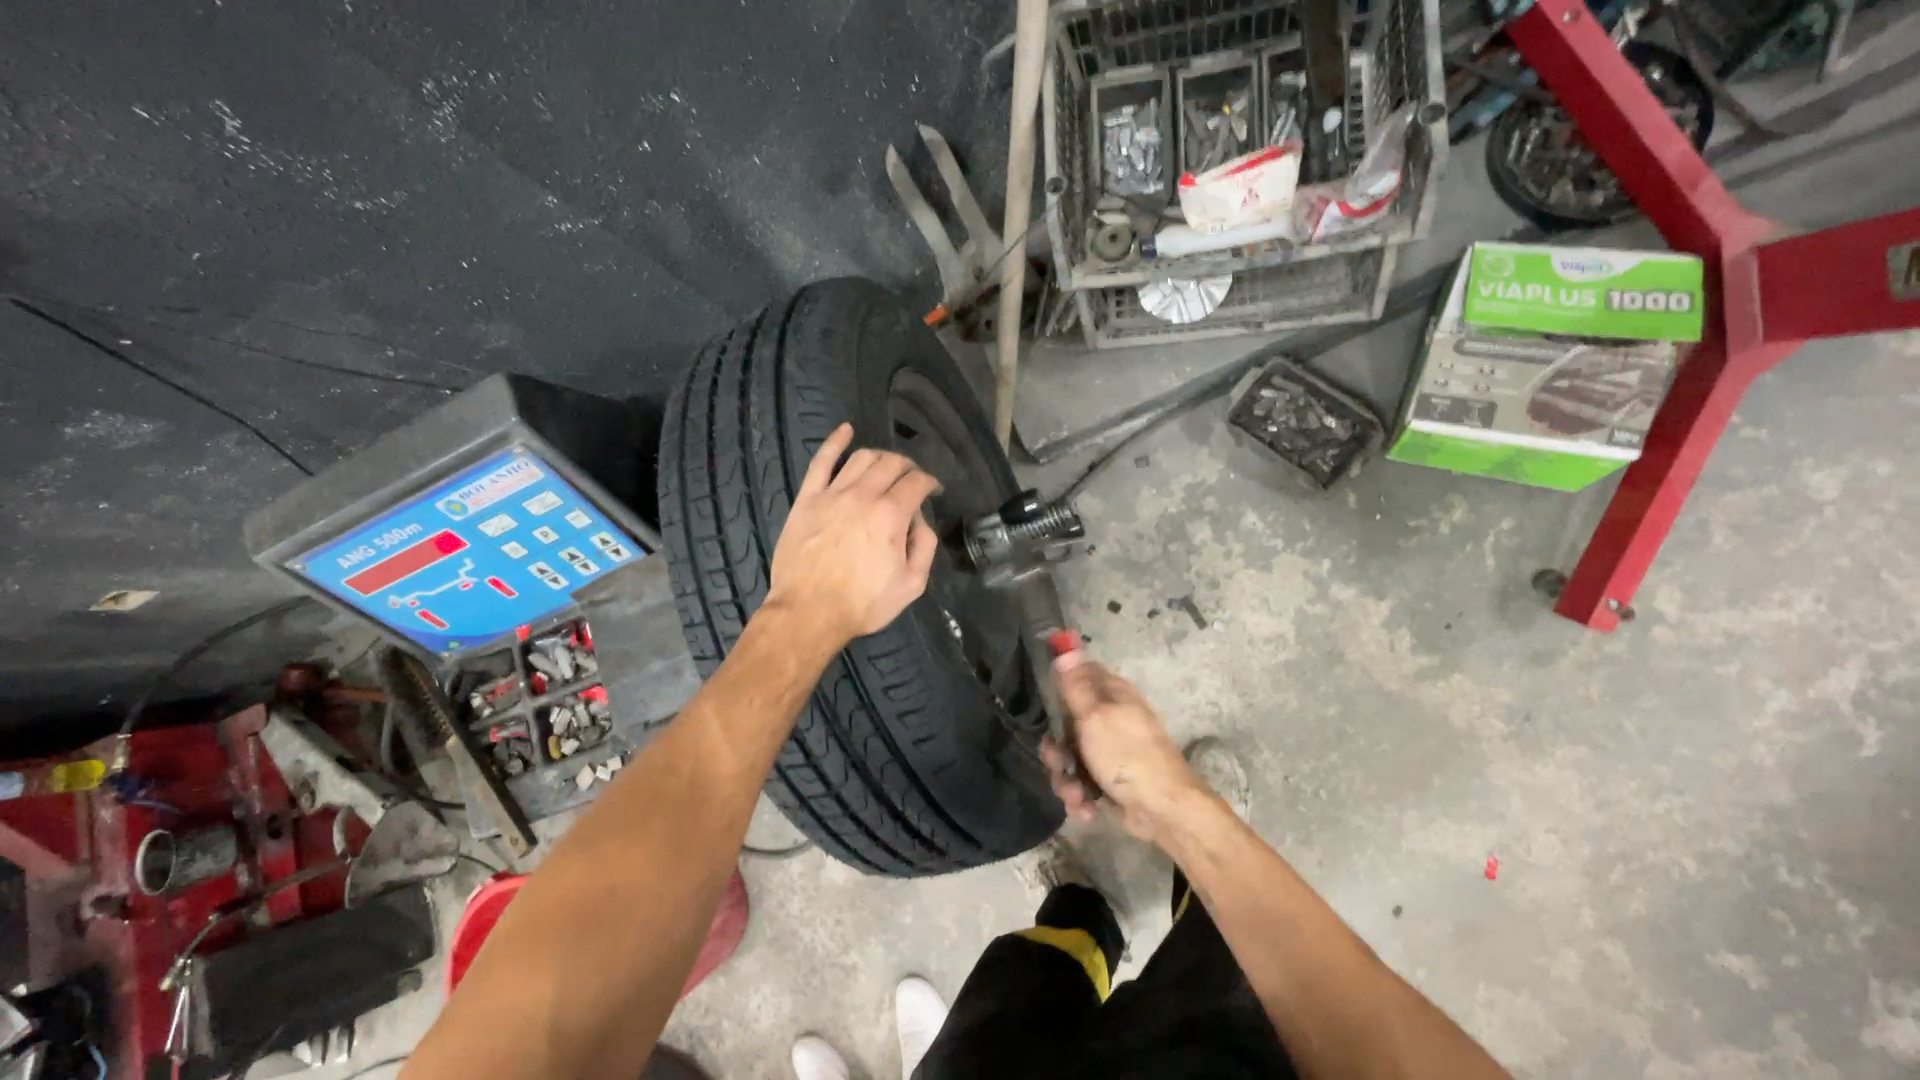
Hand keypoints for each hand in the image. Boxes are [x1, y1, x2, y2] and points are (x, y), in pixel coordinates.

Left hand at [766, 423, 941, 647]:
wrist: (809, 612)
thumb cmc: (862, 604)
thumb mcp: (911, 585)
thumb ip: (924, 547)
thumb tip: (921, 522)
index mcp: (891, 516)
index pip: (917, 482)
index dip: (930, 483)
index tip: (932, 491)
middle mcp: (863, 496)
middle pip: (891, 463)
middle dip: (908, 466)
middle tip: (910, 478)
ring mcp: (832, 494)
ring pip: (861, 458)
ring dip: (879, 456)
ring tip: (886, 465)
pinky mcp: (807, 499)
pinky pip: (821, 461)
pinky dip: (835, 442)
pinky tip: (845, 430)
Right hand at [1042, 651, 1206, 843]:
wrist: (1162, 810)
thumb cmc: (1127, 756)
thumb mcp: (1095, 717)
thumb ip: (1075, 685)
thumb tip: (1067, 642)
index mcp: (1113, 696)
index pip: (1080, 675)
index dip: (1060, 687)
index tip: (1047, 705)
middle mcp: (1111, 719)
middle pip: (1067, 725)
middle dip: (1057, 750)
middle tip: (1059, 761)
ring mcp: (1110, 752)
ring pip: (1070, 759)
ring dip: (1067, 780)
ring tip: (1077, 795)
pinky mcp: (1109, 781)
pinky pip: (1082, 783)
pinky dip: (1082, 798)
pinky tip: (1088, 808)